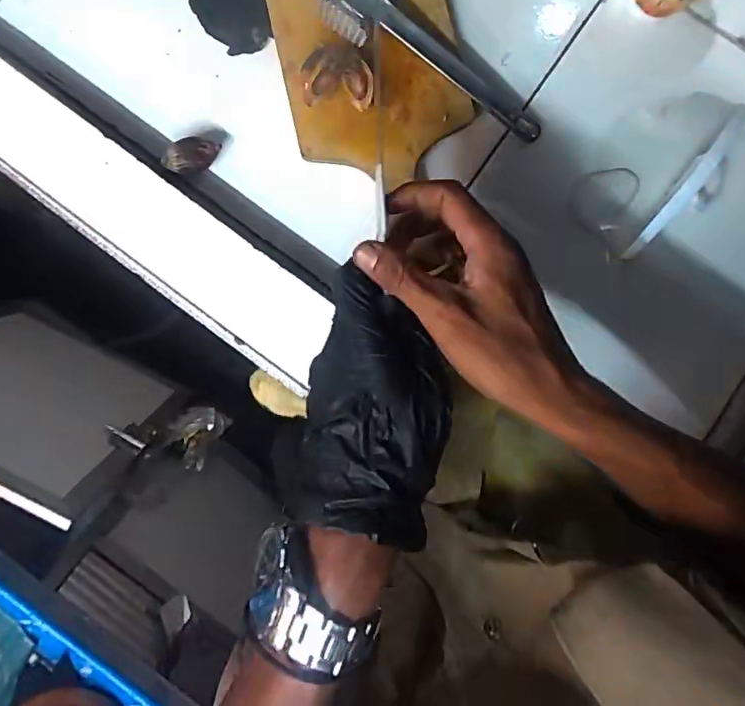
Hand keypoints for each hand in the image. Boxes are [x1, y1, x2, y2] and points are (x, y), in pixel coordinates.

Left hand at [286, 262, 451, 551]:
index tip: (398, 261)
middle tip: (409, 296)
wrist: (358, 483)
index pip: (355, 279)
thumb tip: (408, 305)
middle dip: (377, 295)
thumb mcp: (422, 379)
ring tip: (401, 329)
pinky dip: (363, 346)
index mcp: (360, 332)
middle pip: (351, 302)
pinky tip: (384, 360)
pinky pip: (344, 350)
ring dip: (370, 323)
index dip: (375, 266)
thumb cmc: (399, 430)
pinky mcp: (322, 382)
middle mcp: (335, 340)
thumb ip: (413, 336)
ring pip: (348, 327)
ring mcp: (325, 362)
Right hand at [351, 181, 588, 431]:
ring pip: (453, 236)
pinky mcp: (498, 285)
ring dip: (420, 245)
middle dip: (411, 223)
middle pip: (449, 212)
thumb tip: (363, 250)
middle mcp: (497, 246)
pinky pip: (461, 258)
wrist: (551, 392)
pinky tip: (417, 288)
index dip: (411, 197)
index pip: (447, 196)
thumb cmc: (501, 353)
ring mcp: (500, 266)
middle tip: (382, 248)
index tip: (380, 214)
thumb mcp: (443, 314)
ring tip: (393, 270)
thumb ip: (402, 278)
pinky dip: (434, 263)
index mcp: (488, 243)